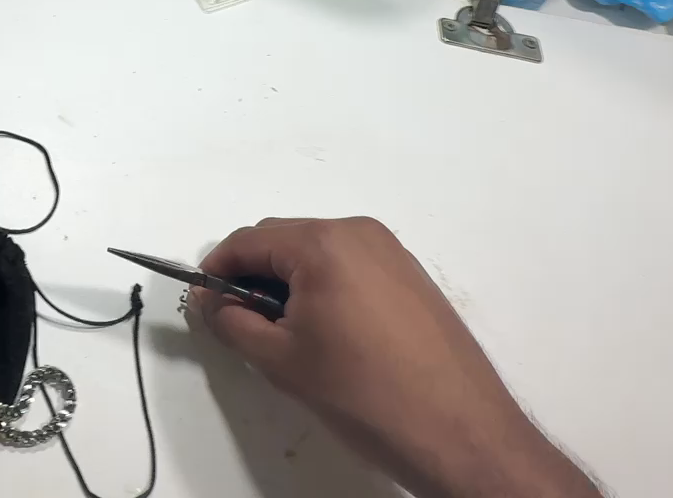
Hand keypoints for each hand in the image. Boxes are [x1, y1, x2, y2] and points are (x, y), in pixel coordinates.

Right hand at [193, 217, 599, 497]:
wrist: (469, 441)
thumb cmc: (364, 394)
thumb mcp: (281, 361)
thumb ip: (230, 321)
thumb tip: (205, 299)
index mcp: (321, 243)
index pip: (248, 241)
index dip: (217, 269)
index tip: (204, 301)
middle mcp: (356, 231)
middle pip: (281, 239)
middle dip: (253, 273)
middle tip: (243, 319)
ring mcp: (391, 250)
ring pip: (315, 251)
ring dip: (289, 278)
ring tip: (287, 329)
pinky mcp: (413, 274)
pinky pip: (349, 264)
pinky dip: (325, 284)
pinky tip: (330, 329)